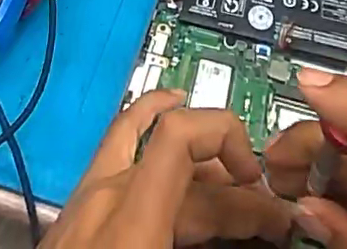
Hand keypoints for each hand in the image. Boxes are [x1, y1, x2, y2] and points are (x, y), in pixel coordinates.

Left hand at [41, 89, 295, 248]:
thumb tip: (260, 248)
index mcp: (127, 228)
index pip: (178, 135)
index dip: (226, 137)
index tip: (259, 186)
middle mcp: (102, 199)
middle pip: (180, 162)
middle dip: (233, 187)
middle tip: (272, 224)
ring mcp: (83, 202)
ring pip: (151, 153)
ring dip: (203, 170)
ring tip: (241, 193)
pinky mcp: (75, 215)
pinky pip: (120, 153)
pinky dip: (148, 127)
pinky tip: (166, 112)